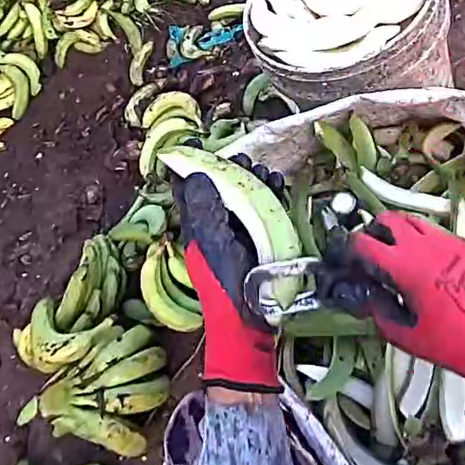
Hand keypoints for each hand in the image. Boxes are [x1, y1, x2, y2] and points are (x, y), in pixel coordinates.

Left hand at [173, 155, 284, 394]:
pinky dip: (271, 194)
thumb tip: (197, 171)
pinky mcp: (260, 238)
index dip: (187, 164)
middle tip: (244, 161)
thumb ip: (204, 207)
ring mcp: (238, 232)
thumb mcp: (212, 242)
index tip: (192, 143)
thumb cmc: (226, 283)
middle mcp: (214, 224)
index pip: (185, 187)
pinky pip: (264, 209)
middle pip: (218, 187)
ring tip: (264, 172)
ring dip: (253, 179)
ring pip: (242, 195)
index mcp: (196, 224)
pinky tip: (279, 185)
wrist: (250, 321)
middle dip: (230, 169)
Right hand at [318, 212, 464, 437]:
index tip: (345, 262)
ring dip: (397, 232)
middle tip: (370, 254)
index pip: (362, 243)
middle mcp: (423, 245)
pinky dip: (422, 240)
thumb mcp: (410, 337)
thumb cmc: (459, 345)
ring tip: (397, 255)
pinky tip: (426, 265)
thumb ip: (381, 313)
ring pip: (412, 220)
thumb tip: (369, 299)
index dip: (348, 251)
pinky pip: (435, 232)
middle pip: (386, 220)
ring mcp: (447, 242)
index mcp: (404, 266)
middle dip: (372, 232)